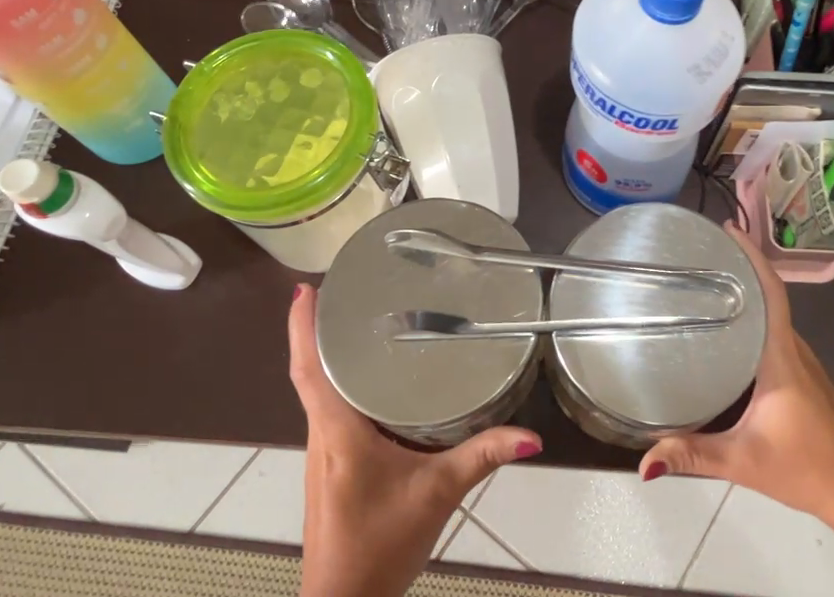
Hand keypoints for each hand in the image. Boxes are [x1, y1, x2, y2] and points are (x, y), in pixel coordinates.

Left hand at [289, 283, 541, 596]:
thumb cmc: (380, 545)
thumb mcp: (438, 494)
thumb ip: (482, 457)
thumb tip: (532, 437)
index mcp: (337, 432)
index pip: (309, 369)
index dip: (301, 327)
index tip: (304, 288)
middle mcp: (322, 436)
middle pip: (311, 374)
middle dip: (319, 332)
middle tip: (348, 292)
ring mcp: (322, 455)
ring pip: (320, 395)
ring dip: (330, 360)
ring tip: (360, 325)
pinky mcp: (330, 470)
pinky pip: (331, 415)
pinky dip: (342, 388)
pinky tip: (372, 384)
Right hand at [637, 223, 833, 519]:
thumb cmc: (807, 466)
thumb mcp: (744, 461)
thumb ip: (694, 456)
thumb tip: (646, 463)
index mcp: (781, 357)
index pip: (771, 292)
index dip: (753, 256)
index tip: (730, 230)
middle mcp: (794, 350)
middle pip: (769, 297)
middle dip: (740, 270)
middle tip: (699, 256)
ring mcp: (804, 363)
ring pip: (773, 317)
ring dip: (747, 296)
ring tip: (706, 286)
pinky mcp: (806, 377)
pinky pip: (776, 335)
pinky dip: (755, 321)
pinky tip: (729, 334)